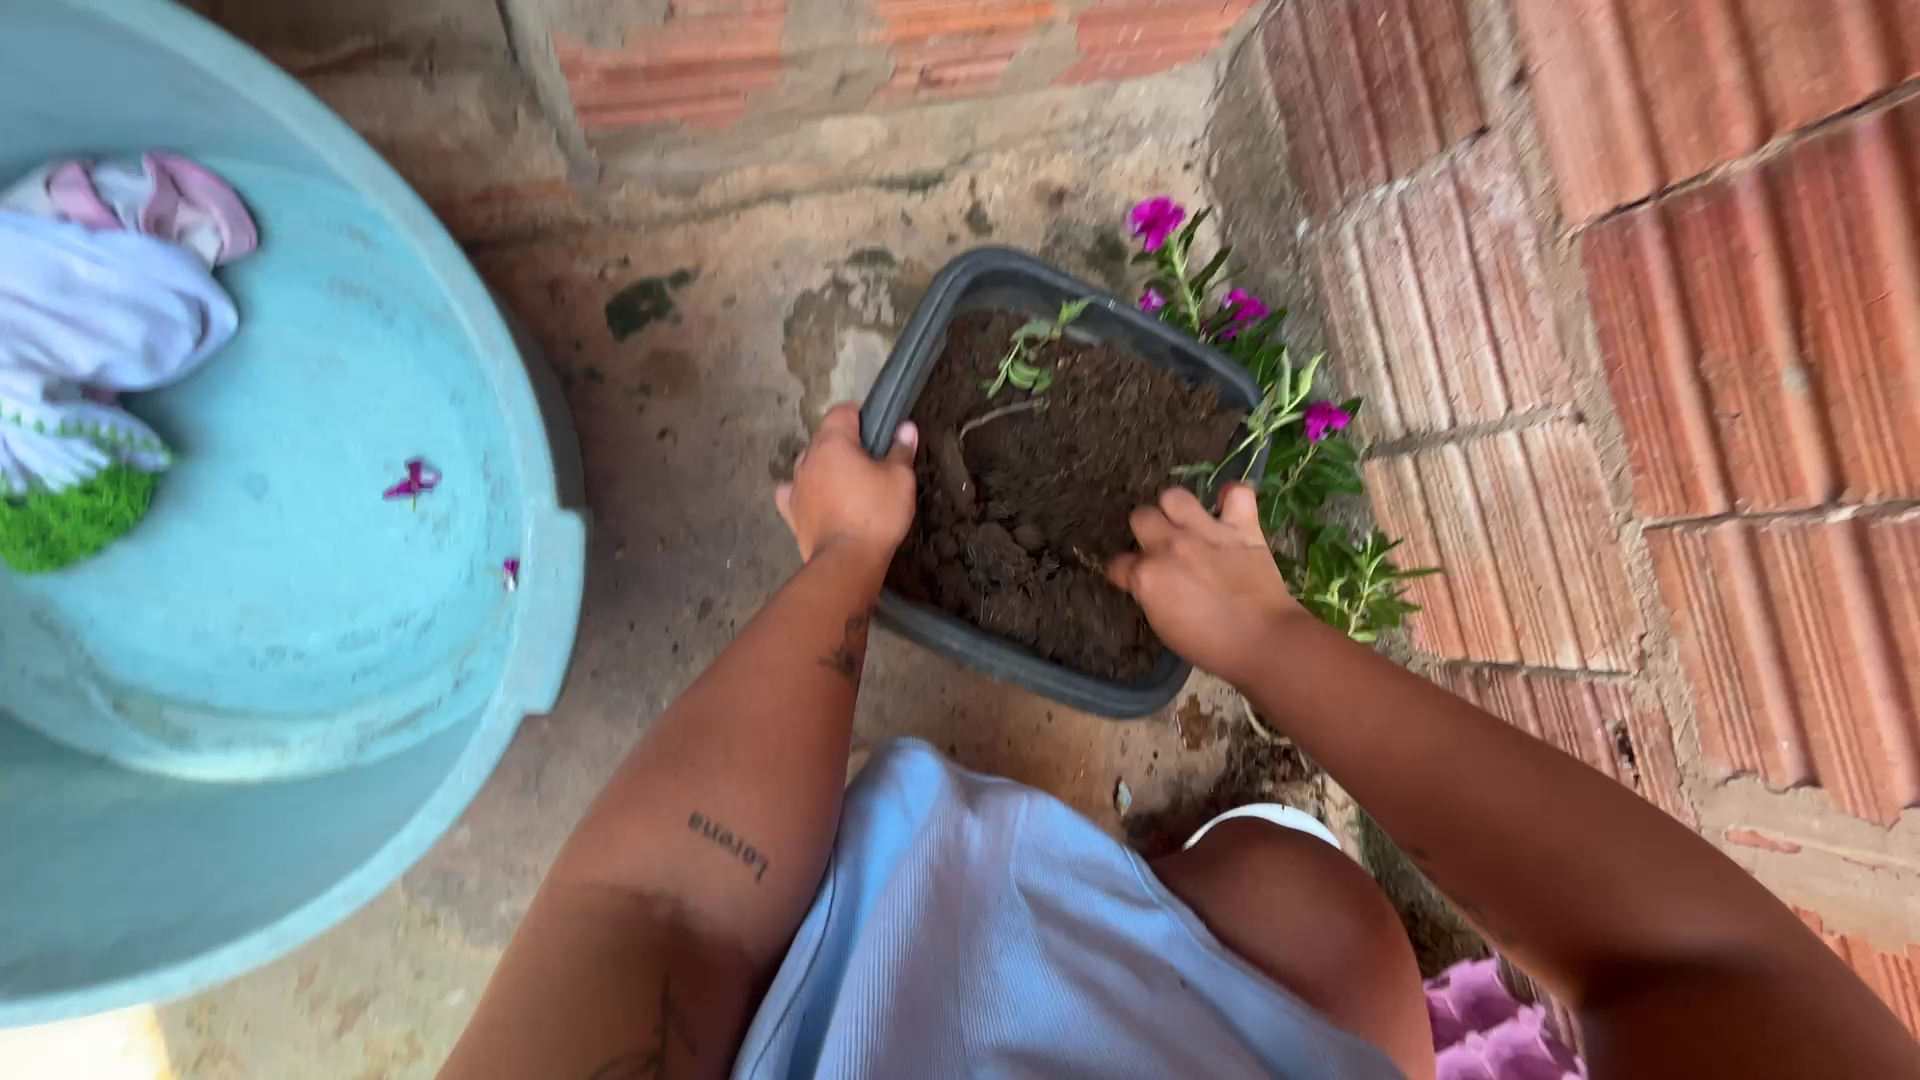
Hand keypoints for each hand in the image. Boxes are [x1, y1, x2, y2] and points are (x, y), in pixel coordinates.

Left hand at [776, 403, 917, 563]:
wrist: (848, 560)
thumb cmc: (876, 513)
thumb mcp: (900, 479)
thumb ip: (901, 449)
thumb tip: (906, 428)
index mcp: (832, 442)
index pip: (842, 411)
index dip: (862, 417)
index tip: (879, 434)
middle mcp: (808, 458)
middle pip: (825, 437)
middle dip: (846, 443)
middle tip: (872, 463)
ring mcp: (796, 484)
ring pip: (810, 463)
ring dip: (826, 466)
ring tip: (848, 485)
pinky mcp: (791, 511)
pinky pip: (795, 491)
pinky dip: (806, 491)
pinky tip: (818, 499)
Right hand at [1106, 484, 1308, 684]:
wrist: (1263, 641)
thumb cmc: (1210, 646)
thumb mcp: (1163, 625)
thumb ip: (1149, 595)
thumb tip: (1148, 583)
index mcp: (1146, 575)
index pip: (1119, 564)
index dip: (1124, 572)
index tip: (1132, 578)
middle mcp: (1170, 546)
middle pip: (1140, 516)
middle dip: (1145, 531)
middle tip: (1160, 547)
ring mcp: (1206, 532)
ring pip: (1174, 496)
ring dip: (1175, 509)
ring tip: (1186, 522)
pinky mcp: (1241, 528)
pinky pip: (1236, 494)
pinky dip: (1232, 497)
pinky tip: (1227, 507)